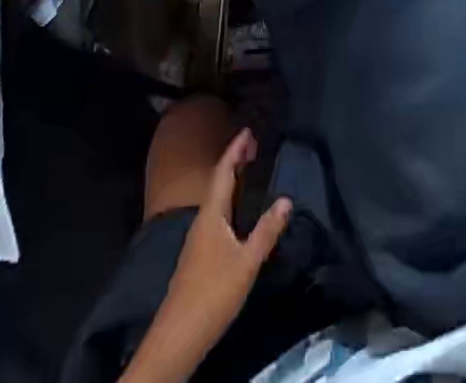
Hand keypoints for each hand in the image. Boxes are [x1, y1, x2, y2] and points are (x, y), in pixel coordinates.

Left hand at [123, 129, 291, 382]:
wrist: (179, 334)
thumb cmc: (213, 293)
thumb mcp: (247, 262)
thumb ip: (267, 231)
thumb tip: (287, 199)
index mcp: (211, 216)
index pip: (223, 173)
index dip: (235, 150)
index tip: (248, 131)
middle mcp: (202, 221)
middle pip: (218, 182)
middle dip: (234, 161)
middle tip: (252, 144)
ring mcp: (198, 238)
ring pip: (216, 198)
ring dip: (231, 179)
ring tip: (247, 168)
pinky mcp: (199, 254)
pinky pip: (216, 212)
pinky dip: (229, 198)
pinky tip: (237, 209)